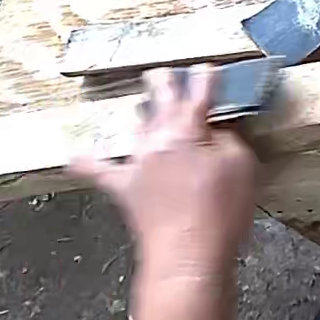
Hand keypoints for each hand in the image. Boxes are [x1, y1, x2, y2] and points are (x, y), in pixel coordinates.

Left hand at [73, 66, 257, 284]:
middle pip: (160, 102)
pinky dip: (88, 160)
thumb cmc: (223, 208)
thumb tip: (214, 130)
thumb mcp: (243, 164)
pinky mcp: (123, 187)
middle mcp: (157, 139)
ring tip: (142, 103)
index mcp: (189, 130)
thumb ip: (228, 139)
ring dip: (141, 113)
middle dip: (164, 83)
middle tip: (164, 72)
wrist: (189, 253)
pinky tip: (76, 153)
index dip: (205, 79)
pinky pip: (97, 170)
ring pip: (135, 126)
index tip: (207, 66)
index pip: (200, 95)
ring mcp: (137, 162)